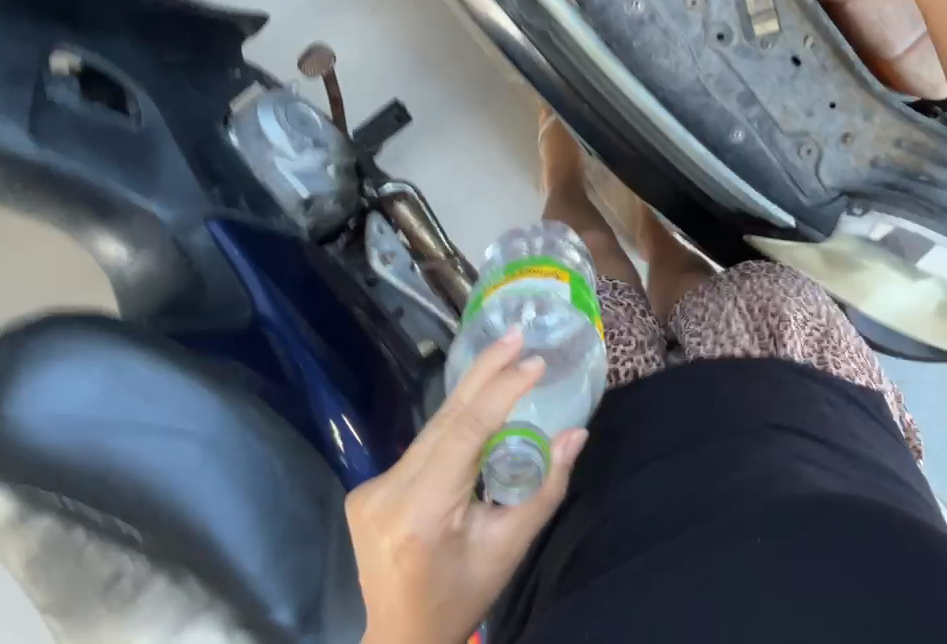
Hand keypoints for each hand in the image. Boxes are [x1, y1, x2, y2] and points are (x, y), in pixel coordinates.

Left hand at [348, 328, 587, 643]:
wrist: (400, 636)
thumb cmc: (462, 595)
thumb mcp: (510, 549)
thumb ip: (545, 488)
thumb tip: (577, 433)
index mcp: (419, 512)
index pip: (464, 432)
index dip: (500, 391)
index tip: (533, 362)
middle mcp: (386, 492)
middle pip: (445, 419)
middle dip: (484, 373)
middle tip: (516, 334)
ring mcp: (371, 488)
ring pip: (433, 428)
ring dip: (472, 393)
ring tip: (507, 356)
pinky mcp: (368, 487)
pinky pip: (423, 445)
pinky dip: (455, 422)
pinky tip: (479, 403)